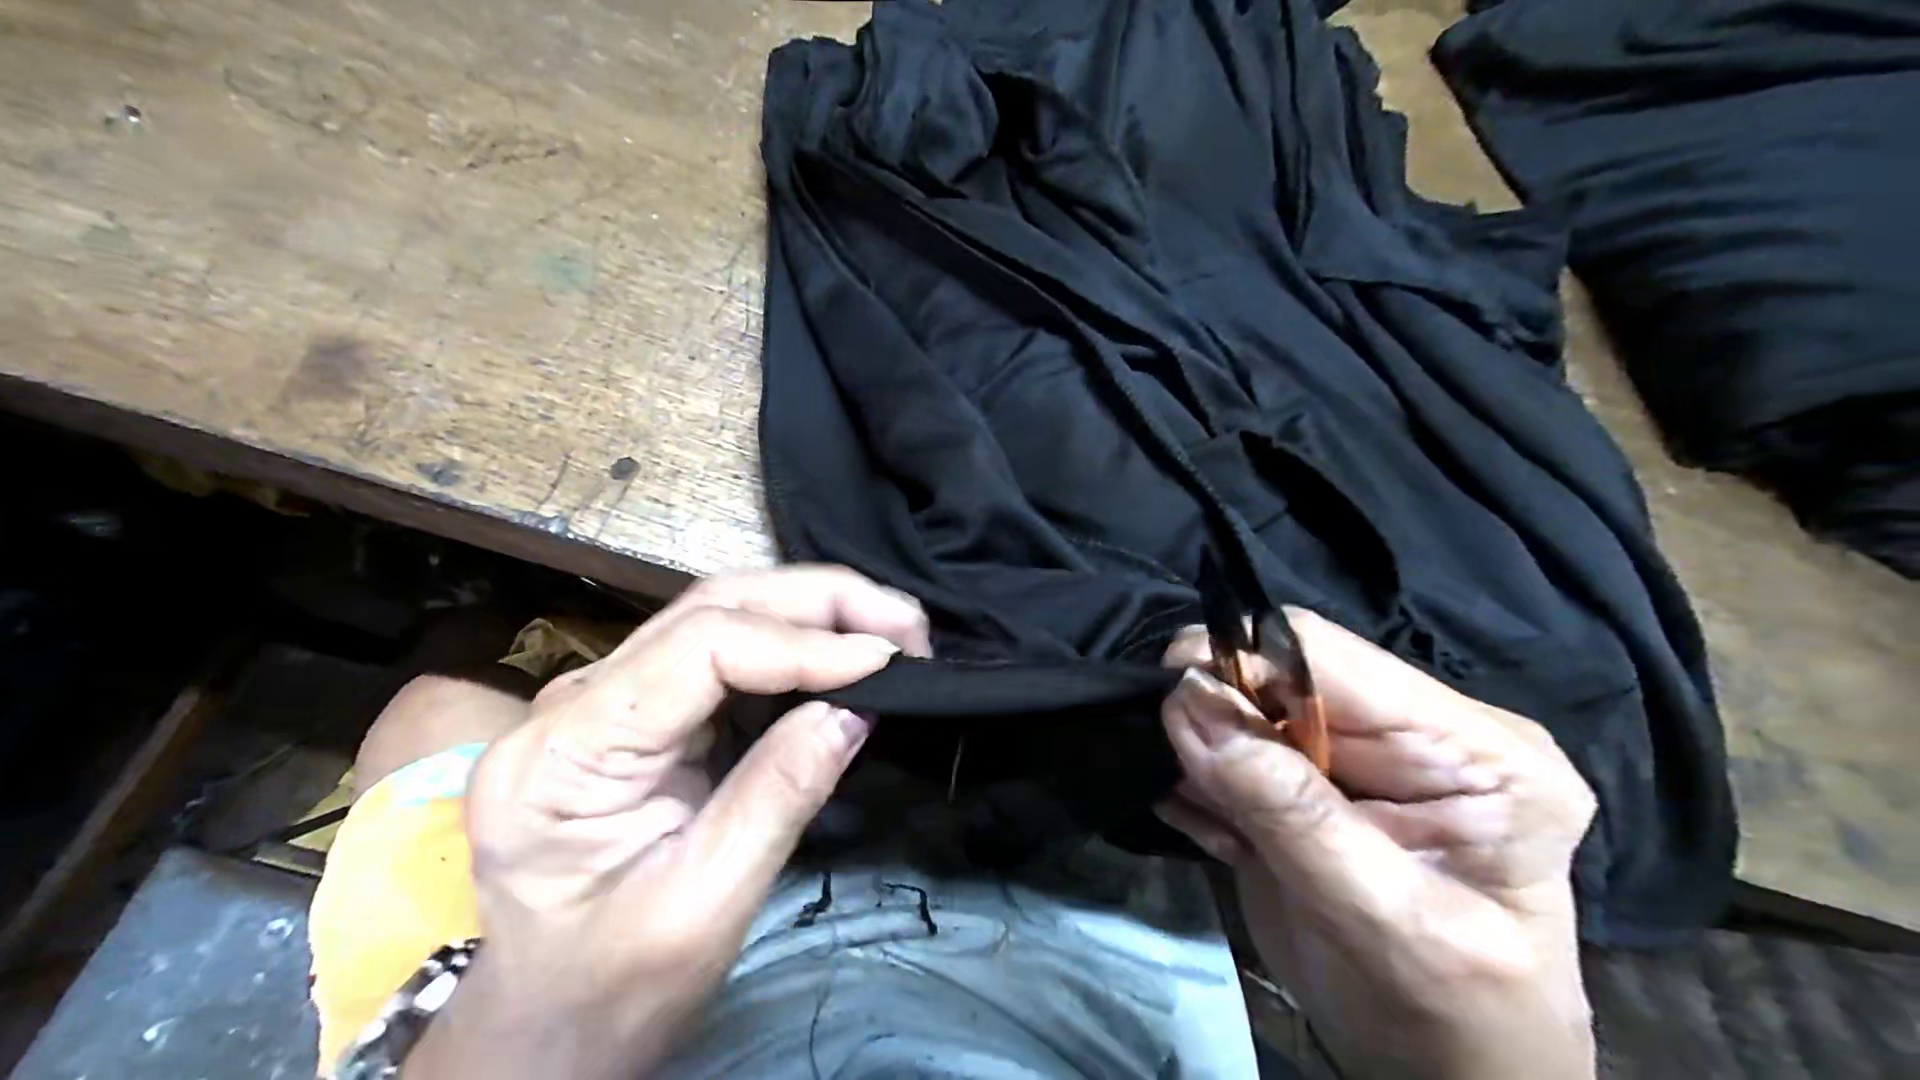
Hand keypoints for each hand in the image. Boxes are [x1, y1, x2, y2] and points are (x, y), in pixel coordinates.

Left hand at [405, 566, 929, 1079]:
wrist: (553, 1022)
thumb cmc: (613, 989)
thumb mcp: (704, 909)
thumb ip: (779, 796)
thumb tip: (857, 707)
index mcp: (564, 753)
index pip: (698, 648)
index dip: (802, 643)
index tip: (886, 660)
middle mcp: (577, 699)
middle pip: (712, 606)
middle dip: (823, 603)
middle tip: (907, 625)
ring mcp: (607, 693)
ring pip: (722, 611)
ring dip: (816, 611)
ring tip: (890, 629)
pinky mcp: (644, 703)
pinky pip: (727, 646)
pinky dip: (797, 640)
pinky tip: (844, 652)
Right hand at [1157, 610, 1596, 1079]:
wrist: (1442, 1073)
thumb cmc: (1448, 1015)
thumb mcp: (1378, 917)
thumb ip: (1287, 808)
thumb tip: (1189, 702)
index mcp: (1472, 747)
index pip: (1330, 656)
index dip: (1241, 662)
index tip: (1173, 703)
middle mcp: (1414, 727)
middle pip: (1278, 674)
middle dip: (1216, 717)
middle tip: (1188, 777)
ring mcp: (1360, 750)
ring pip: (1243, 707)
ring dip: (1204, 757)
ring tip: (1214, 823)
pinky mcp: (1313, 775)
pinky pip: (1233, 746)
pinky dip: (1205, 782)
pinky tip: (1217, 834)